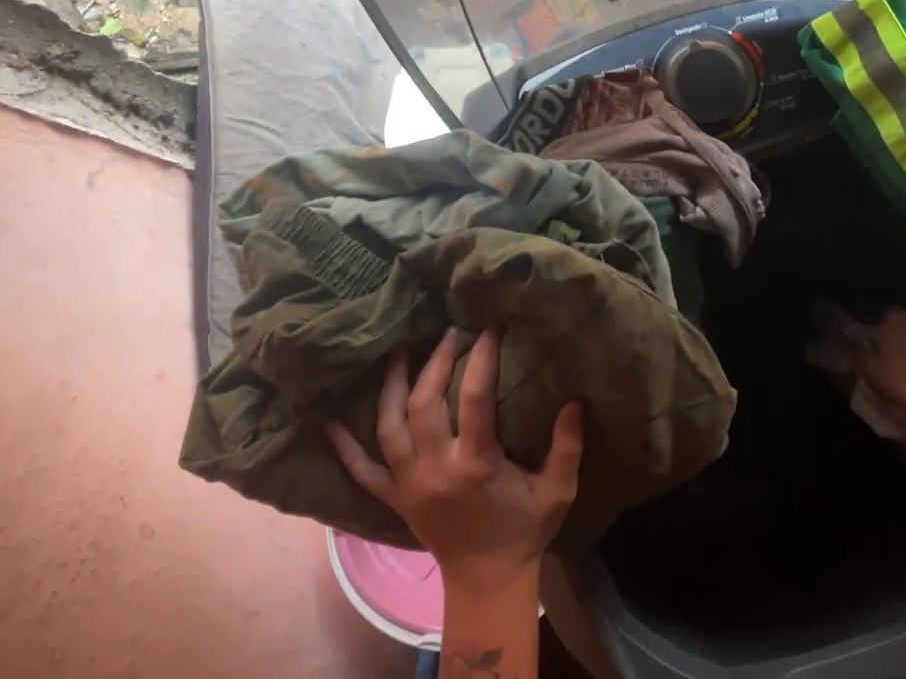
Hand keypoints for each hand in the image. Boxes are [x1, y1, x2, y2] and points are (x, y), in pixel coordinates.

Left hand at [327, 327, 583, 591]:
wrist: (487, 580)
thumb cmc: (525, 530)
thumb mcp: (558, 491)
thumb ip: (567, 446)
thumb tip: (575, 400)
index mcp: (476, 464)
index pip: (474, 398)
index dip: (481, 357)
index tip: (489, 327)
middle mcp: (436, 469)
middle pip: (424, 403)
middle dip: (435, 361)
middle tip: (449, 331)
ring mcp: (408, 485)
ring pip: (388, 427)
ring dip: (392, 386)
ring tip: (399, 351)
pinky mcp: (394, 499)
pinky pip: (361, 472)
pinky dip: (343, 447)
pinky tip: (330, 422)